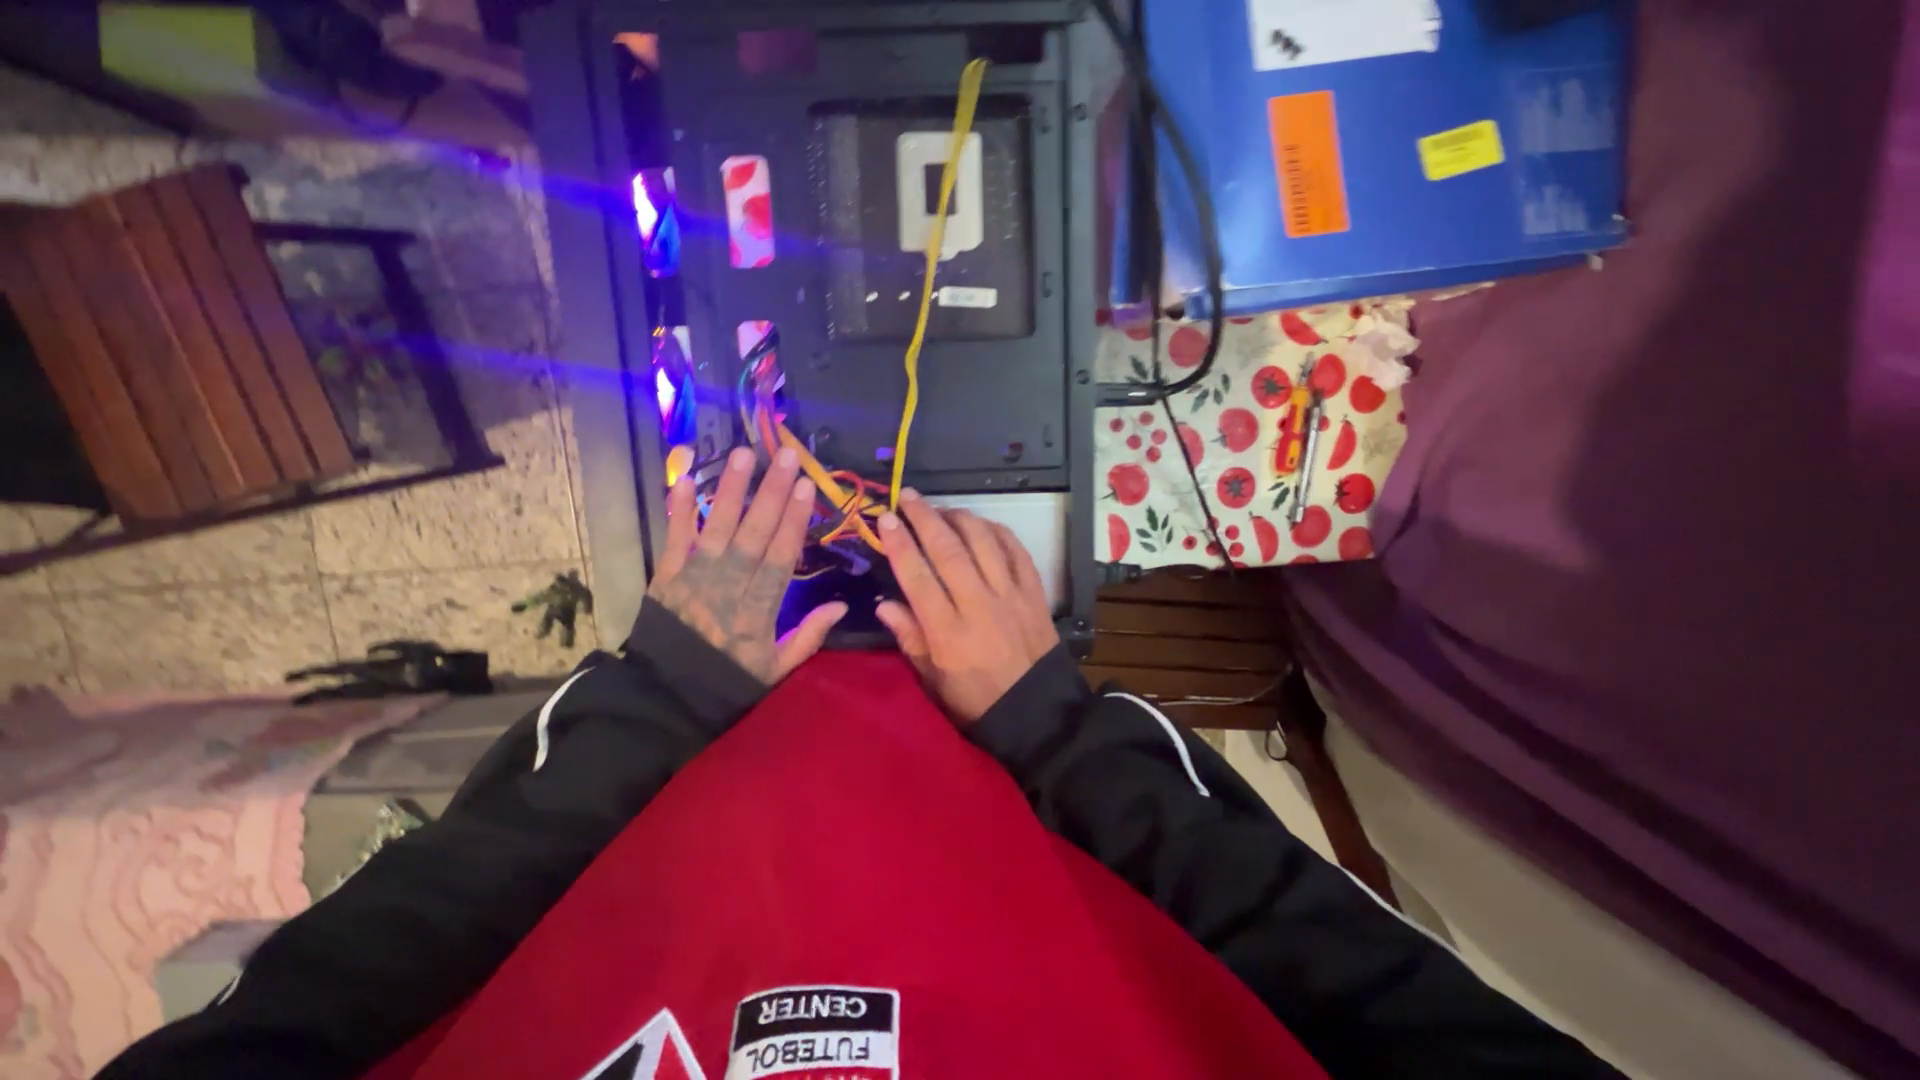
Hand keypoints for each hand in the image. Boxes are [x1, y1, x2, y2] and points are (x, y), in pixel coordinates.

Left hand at [649, 446, 846, 683]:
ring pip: (717, 528)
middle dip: (771, 492)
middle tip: (786, 455)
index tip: (807, 488)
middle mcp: (728, 587)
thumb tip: (841, 606)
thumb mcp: (776, 669)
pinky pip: (675, 538)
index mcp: (758, 611)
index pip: (780, 558)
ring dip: (731, 489)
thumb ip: (808, 637)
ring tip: (744, 453)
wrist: (666, 697)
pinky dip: (680, 509)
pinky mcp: (667, 576)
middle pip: (753, 534)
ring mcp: (694, 578)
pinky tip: (687, 479)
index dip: (794, 522)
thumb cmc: (728, 681)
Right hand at [874, 490, 1059, 722]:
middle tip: (908, 497)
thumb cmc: (976, 700)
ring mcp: (1010, 594)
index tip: (885, 519)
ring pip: (982, 542)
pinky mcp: (1034, 592)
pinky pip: (1015, 550)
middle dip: (925, 518)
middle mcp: (978, 605)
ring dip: (959, 518)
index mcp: (948, 632)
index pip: (918, 576)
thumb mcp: (933, 680)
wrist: (1036, 710)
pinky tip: (981, 524)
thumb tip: (884, 603)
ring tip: (941, 508)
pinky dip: (996, 531)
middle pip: (948, 550)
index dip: (900, 544)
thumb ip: (910, 638)